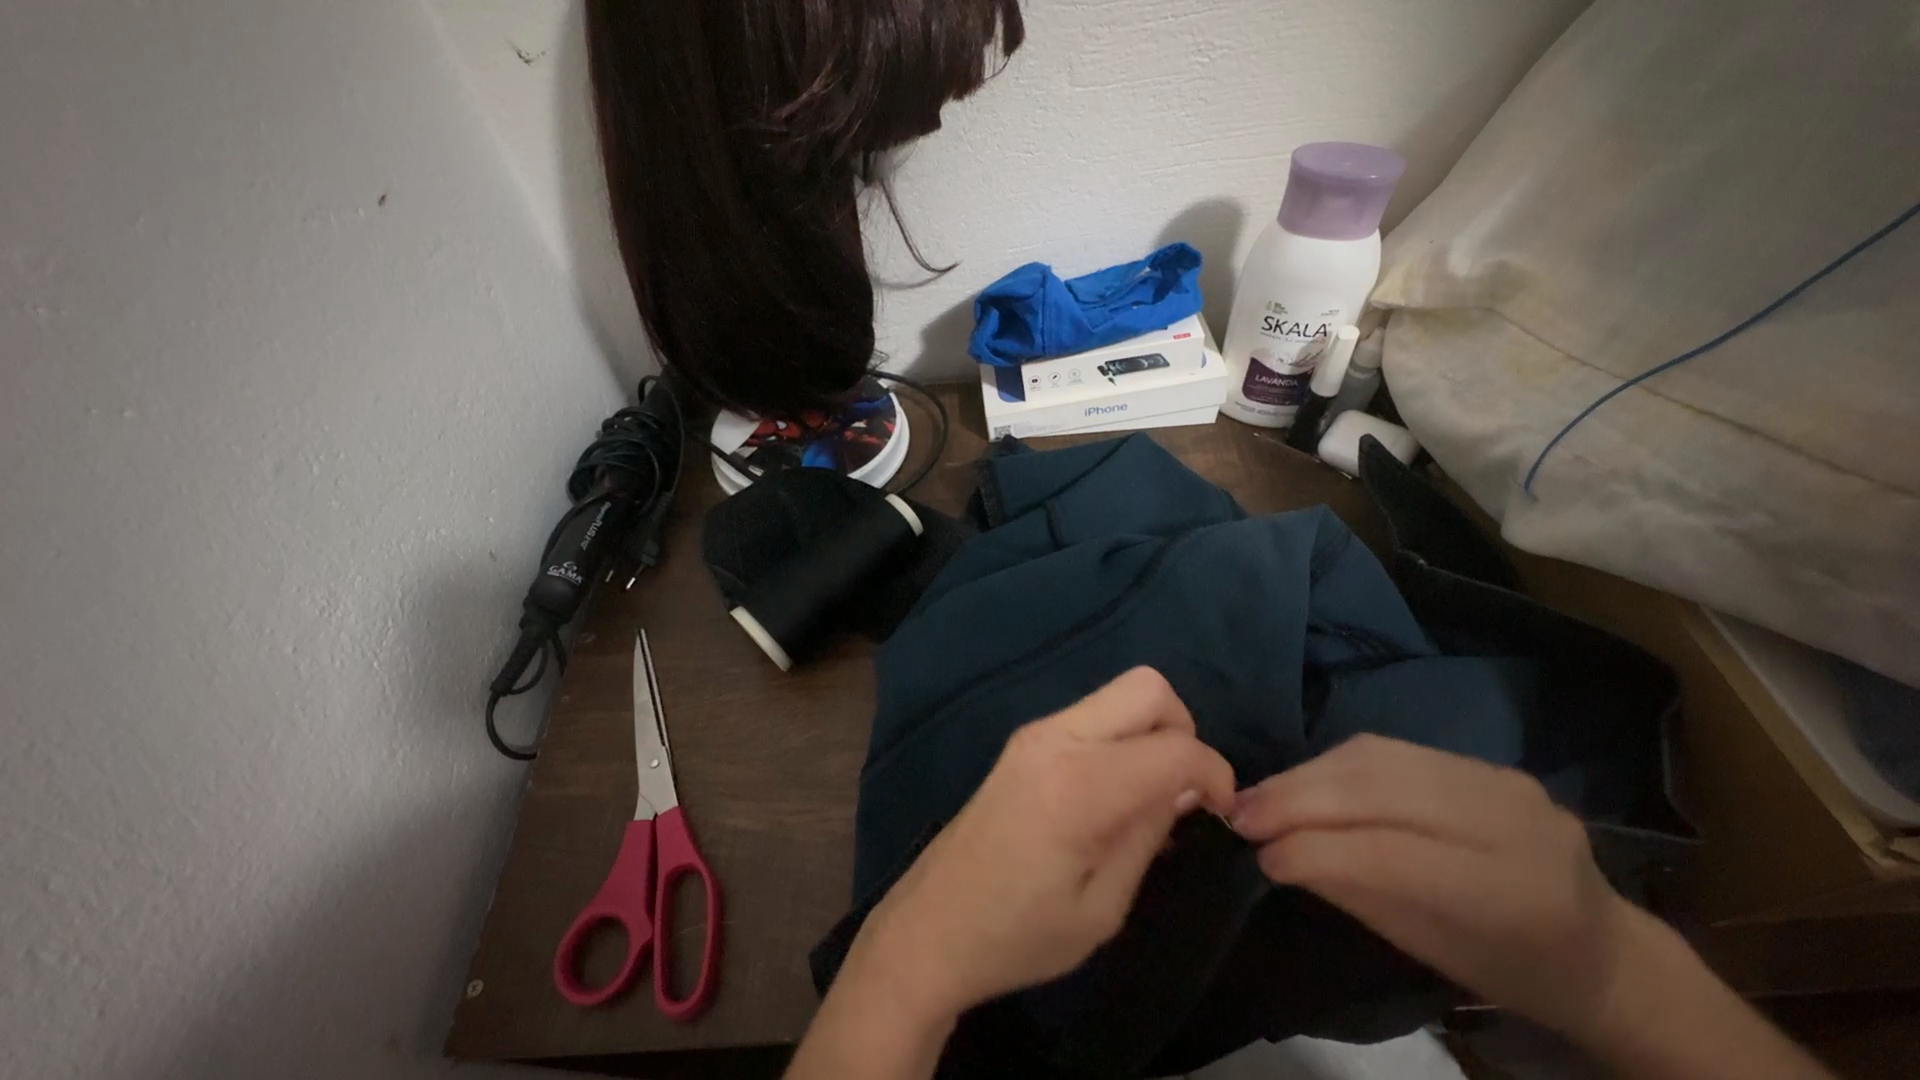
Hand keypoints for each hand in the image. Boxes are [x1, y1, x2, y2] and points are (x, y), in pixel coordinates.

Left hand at [848, 667, 1235, 1023]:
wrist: (930, 929)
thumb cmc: (1018, 936)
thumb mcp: (1102, 907)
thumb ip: (1147, 834)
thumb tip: (1182, 789)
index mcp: (1079, 784)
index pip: (1175, 746)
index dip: (1215, 775)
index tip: (1220, 814)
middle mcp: (1056, 739)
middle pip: (1148, 687)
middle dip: (1184, 730)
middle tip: (1183, 791)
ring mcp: (1033, 734)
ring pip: (1118, 693)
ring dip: (1151, 731)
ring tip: (1151, 796)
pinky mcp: (1021, 742)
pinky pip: (1091, 714)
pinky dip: (1121, 737)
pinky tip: (1115, 792)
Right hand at [1229, 734, 1635, 1040]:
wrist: (1599, 952)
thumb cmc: (1504, 969)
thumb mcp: (1425, 947)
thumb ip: (1353, 890)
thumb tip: (1275, 851)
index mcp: (1508, 893)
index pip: (1387, 854)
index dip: (1311, 848)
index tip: (1255, 853)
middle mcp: (1511, 822)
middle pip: (1379, 789)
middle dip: (1297, 798)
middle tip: (1238, 813)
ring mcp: (1503, 782)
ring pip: (1378, 758)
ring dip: (1307, 774)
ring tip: (1260, 796)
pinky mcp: (1487, 762)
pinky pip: (1393, 751)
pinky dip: (1335, 765)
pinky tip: (1305, 781)